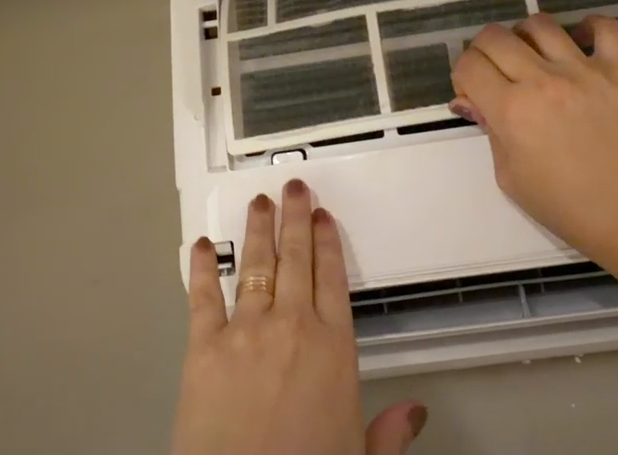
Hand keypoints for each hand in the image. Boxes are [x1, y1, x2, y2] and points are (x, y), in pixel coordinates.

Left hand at [172, 180, 426, 454]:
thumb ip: (389, 432)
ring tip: (259, 201)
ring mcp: (246, 332)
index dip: (328, 242)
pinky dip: (202, 267)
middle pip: (296, 258)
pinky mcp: (203, 347)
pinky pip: (203, 296)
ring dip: (258, 229)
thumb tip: (416, 413)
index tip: (324, 217)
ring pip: (256, 265)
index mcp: (333, 348)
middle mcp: (292, 328)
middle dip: (295, 218)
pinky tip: (202, 246)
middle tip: (294, 188)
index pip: (333, 278)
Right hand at [449, 13, 617, 267]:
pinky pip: (605, 28)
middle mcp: (543, 81)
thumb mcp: (511, 178)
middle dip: (483, 52)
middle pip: (495, 37)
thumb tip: (472, 101)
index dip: (462, 76)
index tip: (473, 94)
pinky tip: (580, 43)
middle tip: (496, 76)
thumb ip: (490, 131)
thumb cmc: (569, 209)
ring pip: (540, 24)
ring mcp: (585, 71)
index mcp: (512, 111)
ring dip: (525, 36)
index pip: (469, 65)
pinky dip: (588, 27)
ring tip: (532, 58)